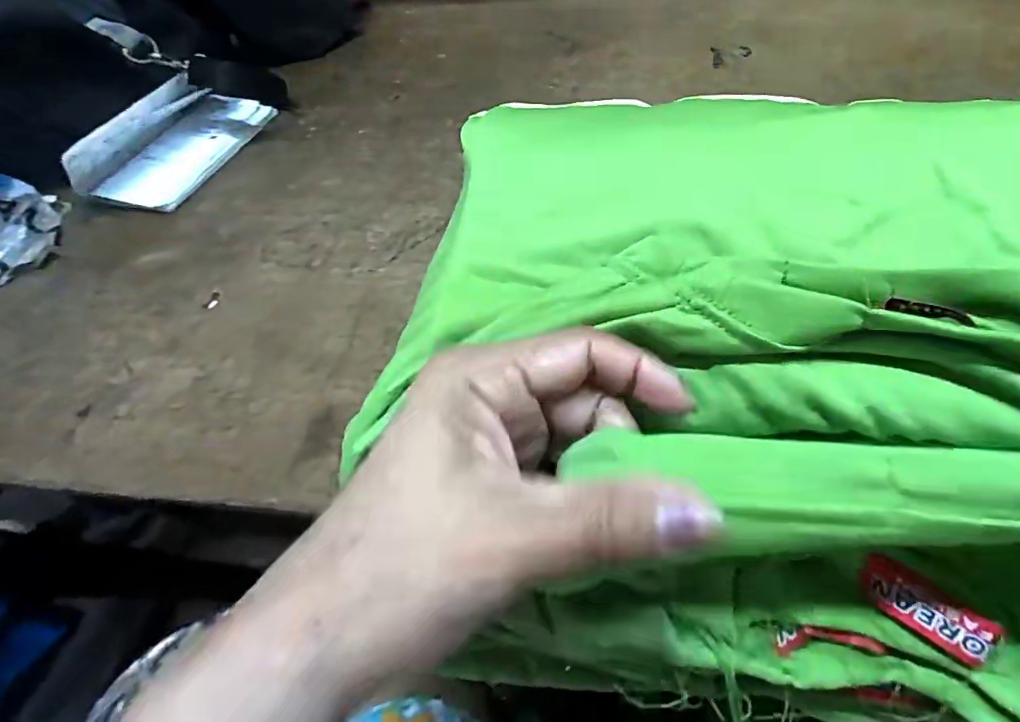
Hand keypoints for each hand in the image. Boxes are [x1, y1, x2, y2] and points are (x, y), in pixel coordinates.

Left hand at [130, 329, 720, 721]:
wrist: (307, 667)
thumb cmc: (400, 573)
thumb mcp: (516, 538)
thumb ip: (617, 519)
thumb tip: (713, 512)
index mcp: (481, 377)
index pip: (582, 351)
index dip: (639, 373)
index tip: (686, 414)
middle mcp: (488, 398)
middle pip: (584, 398)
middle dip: (621, 439)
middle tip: (643, 492)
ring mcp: (489, 444)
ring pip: (577, 440)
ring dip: (607, 475)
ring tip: (618, 522)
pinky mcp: (492, 488)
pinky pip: (563, 475)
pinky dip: (588, 498)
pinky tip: (596, 533)